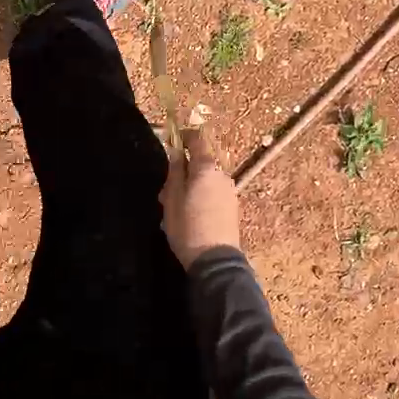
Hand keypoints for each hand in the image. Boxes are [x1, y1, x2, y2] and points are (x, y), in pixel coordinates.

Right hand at [160, 125, 239, 268]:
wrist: (216, 261)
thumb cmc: (188, 228)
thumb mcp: (172, 199)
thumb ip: (175, 173)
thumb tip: (176, 152)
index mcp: (205, 168)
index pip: (197, 140)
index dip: (184, 137)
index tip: (172, 141)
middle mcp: (221, 174)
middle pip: (200, 163)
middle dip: (183, 172)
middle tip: (166, 192)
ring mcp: (229, 190)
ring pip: (206, 180)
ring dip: (191, 187)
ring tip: (176, 210)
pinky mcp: (232, 206)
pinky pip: (213, 193)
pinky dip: (201, 197)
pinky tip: (190, 217)